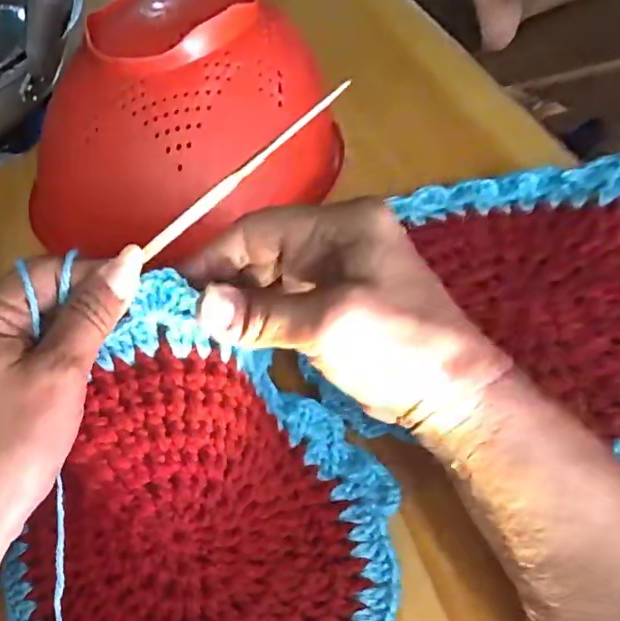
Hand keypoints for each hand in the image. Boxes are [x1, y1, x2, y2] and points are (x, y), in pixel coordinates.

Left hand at [0, 247, 144, 537]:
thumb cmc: (25, 438)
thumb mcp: (62, 370)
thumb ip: (93, 312)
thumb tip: (130, 258)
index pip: (42, 274)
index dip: (92, 274)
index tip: (140, 280)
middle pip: (39, 292)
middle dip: (85, 301)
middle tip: (135, 310)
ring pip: (40, 317)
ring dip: (79, 323)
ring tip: (120, 331)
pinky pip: (33, 340)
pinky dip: (62, 344)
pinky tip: (91, 352)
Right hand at [183, 200, 512, 442]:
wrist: (448, 393)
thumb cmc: (397, 349)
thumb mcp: (324, 326)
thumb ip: (259, 314)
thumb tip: (198, 305)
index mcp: (342, 226)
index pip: (255, 231)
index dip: (209, 261)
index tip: (171, 295)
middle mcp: (333, 239)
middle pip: (254, 253)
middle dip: (217, 284)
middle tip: (180, 319)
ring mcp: (328, 271)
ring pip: (259, 278)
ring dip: (229, 304)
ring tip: (197, 332)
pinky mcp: (324, 301)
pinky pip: (271, 300)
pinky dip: (246, 318)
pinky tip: (226, 338)